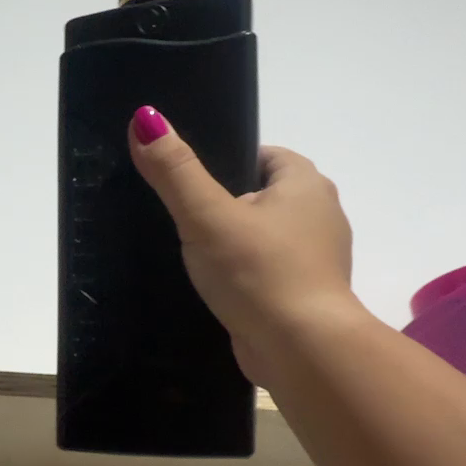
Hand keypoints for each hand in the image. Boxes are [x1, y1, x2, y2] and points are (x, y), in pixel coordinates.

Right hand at [127, 106, 365, 381]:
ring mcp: (316, 259)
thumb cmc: (257, 272)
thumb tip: (144, 118)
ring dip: (236, 245)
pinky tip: (218, 292)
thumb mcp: (205, 216)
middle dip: (229, 206)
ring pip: (267, 238)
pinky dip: (245, 277)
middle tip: (184, 223)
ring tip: (195, 260)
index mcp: (305, 184)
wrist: (300, 348)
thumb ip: (175, 171)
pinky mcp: (304, 296)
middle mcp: (320, 215)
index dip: (228, 165)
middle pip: (265, 197)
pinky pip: (268, 273)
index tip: (190, 187)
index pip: (265, 156)